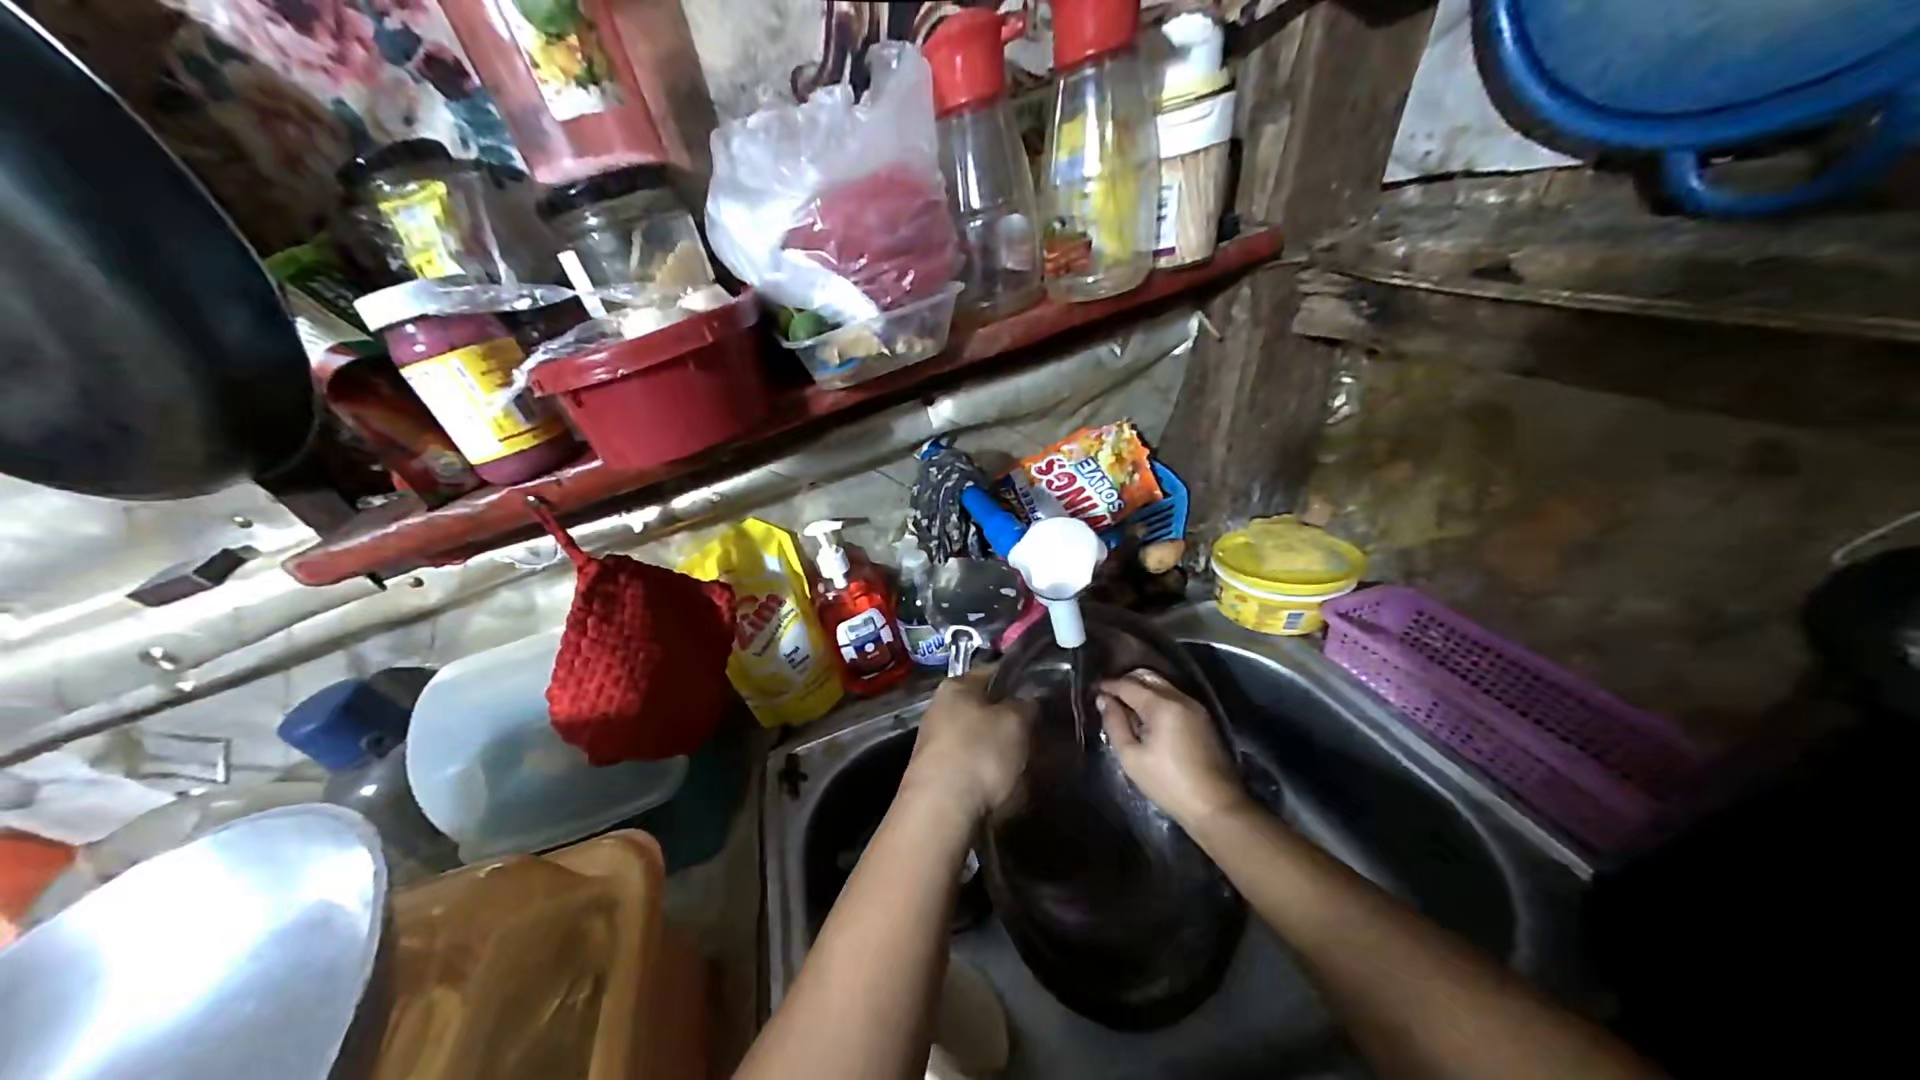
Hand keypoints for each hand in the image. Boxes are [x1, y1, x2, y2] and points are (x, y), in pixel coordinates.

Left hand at [903, 668, 1031, 820]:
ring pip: (981, 740)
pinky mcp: (937, 776)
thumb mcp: (1016, 721)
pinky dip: (990, 774)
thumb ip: (1026, 705)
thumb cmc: (979, 754)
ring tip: (1028, 766)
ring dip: (1002, 752)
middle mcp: (939, 710)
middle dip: (1011, 722)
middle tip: (1038, 735)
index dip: (1019, 682)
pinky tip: (1007, 787)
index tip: (1041, 698)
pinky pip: (973, 767)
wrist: (940, 812)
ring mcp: (935, 744)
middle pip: (986, 710)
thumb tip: (1027, 702)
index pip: (992, 673)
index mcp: (955, 686)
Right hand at [1097, 669, 1249, 827]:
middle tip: (1109, 697)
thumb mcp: (1132, 757)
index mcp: (1162, 705)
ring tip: (1126, 710)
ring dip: (1143, 691)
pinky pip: (1174, 698)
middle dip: (1126, 683)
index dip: (1109, 685)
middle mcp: (1180, 698)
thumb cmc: (1168, 783)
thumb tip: (1104, 701)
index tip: (1093, 690)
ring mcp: (1196, 708)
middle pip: (1148, 678)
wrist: (1216, 806)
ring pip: (1163, 686)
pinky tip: (1148, 720)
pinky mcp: (1203, 719)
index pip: (1128, 685)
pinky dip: (1157, 700)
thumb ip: (1115, 724)